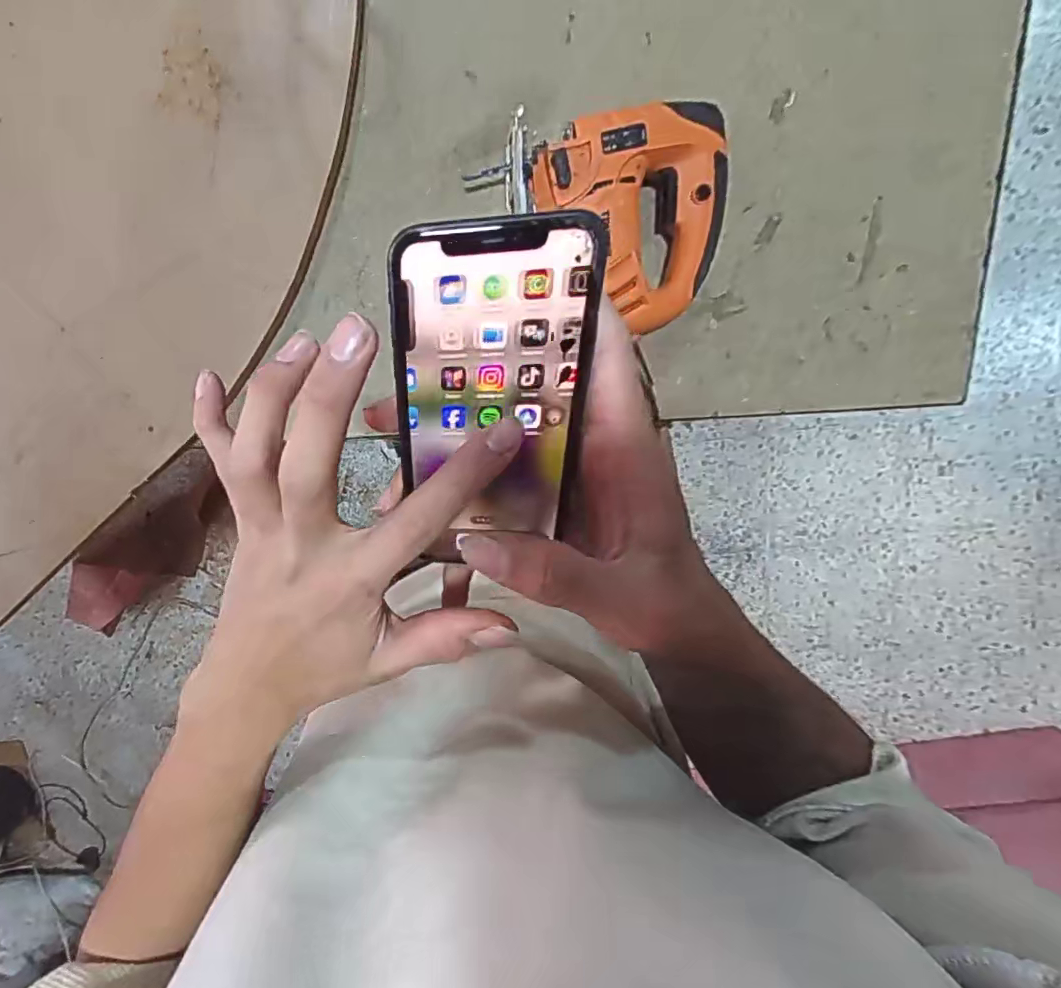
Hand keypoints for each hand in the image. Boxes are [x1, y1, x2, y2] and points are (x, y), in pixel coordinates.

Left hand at [185, 313, 525, 738]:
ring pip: (253, 455)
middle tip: (356, 332)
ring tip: (306, 340)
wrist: (246, 685)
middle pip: (306, 464)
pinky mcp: (235, 522)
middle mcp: (301, 543)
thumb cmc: (320, 670)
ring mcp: (260, 528)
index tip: (499, 429)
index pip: (415, 521)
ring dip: (272, 393)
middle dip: (327, 396)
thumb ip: (443, 639)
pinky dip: (207, 421)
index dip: (460, 475)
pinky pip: (215, 466)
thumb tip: (511, 627)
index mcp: (350, 578)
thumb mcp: (386, 662)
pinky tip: (206, 376)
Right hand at [363, 302, 740, 657]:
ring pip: (500, 425)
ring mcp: (558, 470)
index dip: (571, 309)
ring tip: (391, 425)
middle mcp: (585, 444)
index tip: (515, 286)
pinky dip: (454, 469)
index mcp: (622, 445)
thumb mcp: (617, 593)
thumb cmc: (663, 601)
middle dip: (472, 371)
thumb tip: (473, 544)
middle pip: (528, 385)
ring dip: (450, 421)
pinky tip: (414, 484)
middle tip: (409, 373)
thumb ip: (554, 573)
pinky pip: (491, 468)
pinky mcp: (538, 495)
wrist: (669, 630)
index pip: (605, 355)